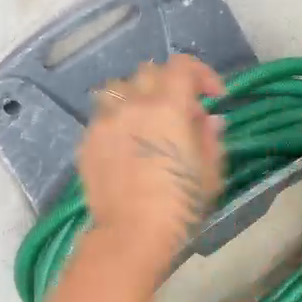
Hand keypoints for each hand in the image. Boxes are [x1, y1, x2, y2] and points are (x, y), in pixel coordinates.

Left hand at [78, 55, 227, 266]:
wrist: (132, 234)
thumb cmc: (180, 206)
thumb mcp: (209, 174)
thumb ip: (210, 139)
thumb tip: (209, 120)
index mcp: (167, 107)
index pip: (183, 67)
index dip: (202, 74)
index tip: (214, 95)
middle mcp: (132, 104)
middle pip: (149, 73)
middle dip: (169, 86)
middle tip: (182, 113)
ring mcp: (105, 122)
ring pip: (119, 90)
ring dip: (137, 99)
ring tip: (148, 124)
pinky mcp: (88, 142)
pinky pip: (104, 118)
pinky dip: (119, 122)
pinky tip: (128, 148)